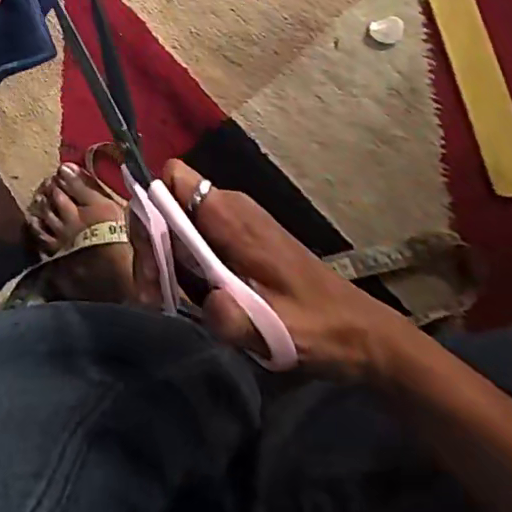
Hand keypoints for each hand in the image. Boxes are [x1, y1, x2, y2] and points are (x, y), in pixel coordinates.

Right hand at [138, 159, 414, 381]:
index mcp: (231, 215)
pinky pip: (193, 238)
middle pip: (165, 203)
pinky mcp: (238, 239)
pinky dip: (182, 265)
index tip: (153, 256)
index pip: (171, 178)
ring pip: (176, 223)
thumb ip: (235, 319)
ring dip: (163, 259)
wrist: (361, 333)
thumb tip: (205, 302)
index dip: (150, 207)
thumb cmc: (319, 327)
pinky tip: (192, 298)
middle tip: (154, 293)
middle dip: (151, 243)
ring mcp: (233, 221)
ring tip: (168, 302)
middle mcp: (227, 207)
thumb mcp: (275, 331)